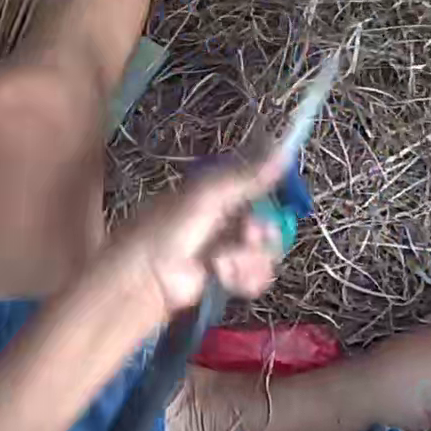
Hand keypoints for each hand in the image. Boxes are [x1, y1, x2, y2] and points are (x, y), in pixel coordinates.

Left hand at [110, 156, 287, 314]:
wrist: (146, 276)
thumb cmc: (172, 227)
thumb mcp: (209, 194)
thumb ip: (247, 176)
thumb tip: (284, 152)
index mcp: (215, 193)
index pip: (254, 190)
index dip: (267, 198)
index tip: (272, 203)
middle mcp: (222, 220)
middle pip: (264, 223)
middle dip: (262, 233)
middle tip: (251, 237)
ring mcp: (224, 251)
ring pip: (262, 252)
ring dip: (251, 259)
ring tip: (228, 264)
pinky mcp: (224, 279)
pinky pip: (253, 276)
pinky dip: (245, 278)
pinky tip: (227, 277)